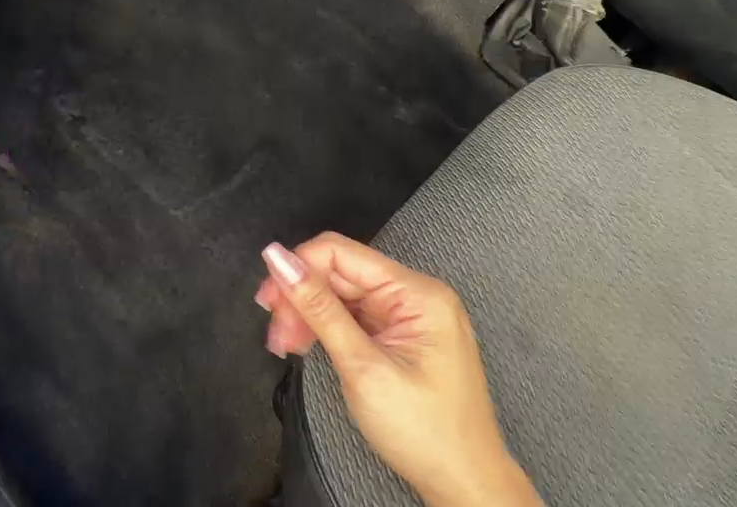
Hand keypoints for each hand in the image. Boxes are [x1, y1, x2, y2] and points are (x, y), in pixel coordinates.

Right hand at [257, 233, 541, 506]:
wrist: (467, 489)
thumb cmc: (423, 431)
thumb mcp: (362, 366)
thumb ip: (318, 307)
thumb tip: (276, 257)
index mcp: (417, 294)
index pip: (339, 253)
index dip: (297, 269)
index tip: (269, 302)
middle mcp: (414, 295)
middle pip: (336, 274)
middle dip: (299, 299)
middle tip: (275, 334)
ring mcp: (406, 316)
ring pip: (337, 294)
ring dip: (306, 316)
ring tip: (286, 346)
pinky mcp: (397, 335)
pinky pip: (349, 315)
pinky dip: (323, 328)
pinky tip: (305, 345)